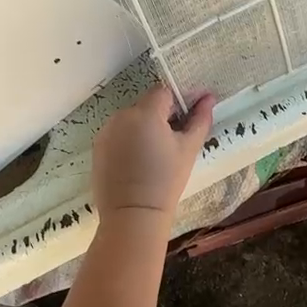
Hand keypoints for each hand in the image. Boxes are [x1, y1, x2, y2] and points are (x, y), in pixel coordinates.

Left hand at [90, 85, 214, 219]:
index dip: (177, 102)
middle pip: (146, 105)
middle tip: (173, 140)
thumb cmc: (166, 180)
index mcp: (146, 113)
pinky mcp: (97, 148)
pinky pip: (117, 134)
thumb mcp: (189, 148)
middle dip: (160, 115)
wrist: (133, 215)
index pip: (164, 92)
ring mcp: (106, 132)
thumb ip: (200, 119)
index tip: (186, 120)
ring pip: (130, 119)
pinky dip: (128, 140)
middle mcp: (122, 116)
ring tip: (154, 154)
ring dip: (143, 127)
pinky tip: (137, 162)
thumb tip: (209, 98)